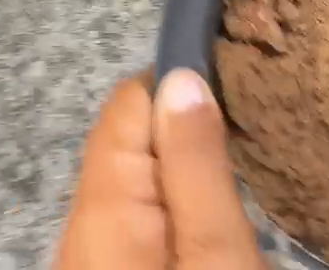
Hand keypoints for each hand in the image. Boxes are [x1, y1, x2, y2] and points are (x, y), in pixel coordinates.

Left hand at [53, 69, 262, 269]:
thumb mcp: (216, 251)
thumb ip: (197, 164)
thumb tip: (182, 76)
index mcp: (104, 203)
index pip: (132, 98)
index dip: (185, 82)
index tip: (237, 89)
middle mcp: (81, 222)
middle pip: (132, 137)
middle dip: (187, 126)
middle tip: (246, 137)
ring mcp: (91, 256)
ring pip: (137, 177)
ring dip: (185, 166)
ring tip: (239, 173)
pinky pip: (138, 215)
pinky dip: (174, 203)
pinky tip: (212, 224)